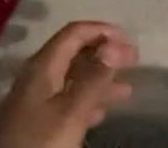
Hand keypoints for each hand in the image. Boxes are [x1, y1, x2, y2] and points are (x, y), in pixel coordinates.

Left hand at [0, 21, 138, 147]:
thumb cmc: (42, 143)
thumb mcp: (71, 112)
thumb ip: (93, 79)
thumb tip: (114, 44)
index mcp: (41, 66)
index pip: (72, 33)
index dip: (101, 31)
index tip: (128, 38)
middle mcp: (36, 76)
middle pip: (72, 53)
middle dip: (103, 53)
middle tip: (133, 61)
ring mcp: (34, 100)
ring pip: (71, 79)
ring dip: (99, 79)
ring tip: (126, 88)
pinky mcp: (35, 122)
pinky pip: (66, 101)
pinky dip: (87, 100)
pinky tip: (102, 112)